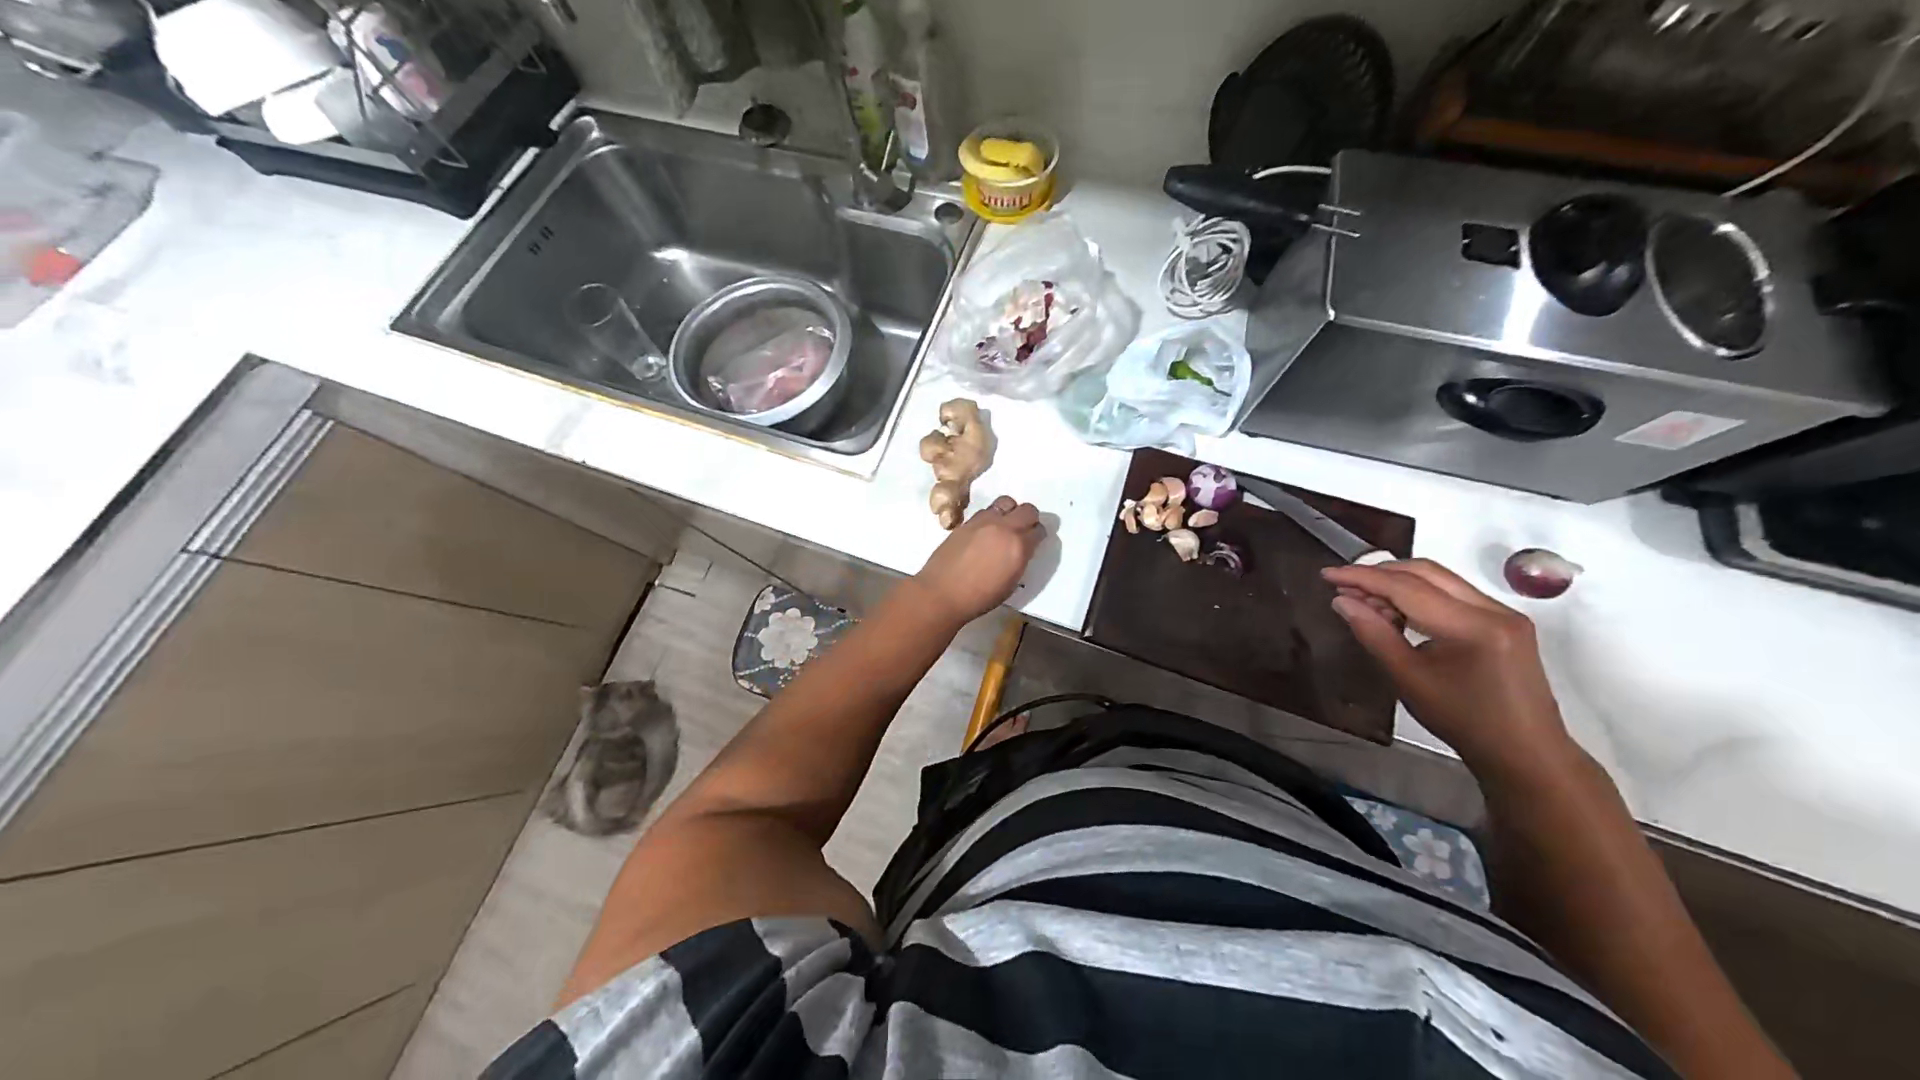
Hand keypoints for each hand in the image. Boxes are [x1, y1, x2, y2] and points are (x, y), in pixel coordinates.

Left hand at [912, 496, 1044, 623]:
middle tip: (1024, 531)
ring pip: (1006, 502)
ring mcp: (984, 522)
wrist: (942, 592)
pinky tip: (986, 531)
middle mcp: (1004, 528)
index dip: (1039, 536)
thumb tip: (1022, 550)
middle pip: (1027, 510)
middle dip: (1030, 518)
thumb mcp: (1011, 584)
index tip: (1035, 542)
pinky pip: (986, 511)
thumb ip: (1020, 560)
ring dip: (1009, 512)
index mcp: (1019, 546)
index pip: (1039, 531)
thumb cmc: (980, 597)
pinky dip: (991, 517)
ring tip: (1004, 526)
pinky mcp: (967, 522)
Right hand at [1321, 558, 1576, 775]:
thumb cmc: (1463, 721)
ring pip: (1440, 579)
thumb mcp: (1408, 680)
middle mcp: (1494, 609)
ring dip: (1398, 583)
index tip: (1328, 574)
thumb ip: (1374, 634)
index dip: (1363, 577)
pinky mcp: (1504, 620)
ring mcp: (1504, 613)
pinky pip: (1453, 594)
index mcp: (1473, 627)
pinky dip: (1419, 595)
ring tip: (1364, 600)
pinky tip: (1396, 611)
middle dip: (1380, 573)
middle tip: (1343, 585)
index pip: (1407, 587)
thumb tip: (1342, 602)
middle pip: (1426, 572)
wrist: (1523, 753)